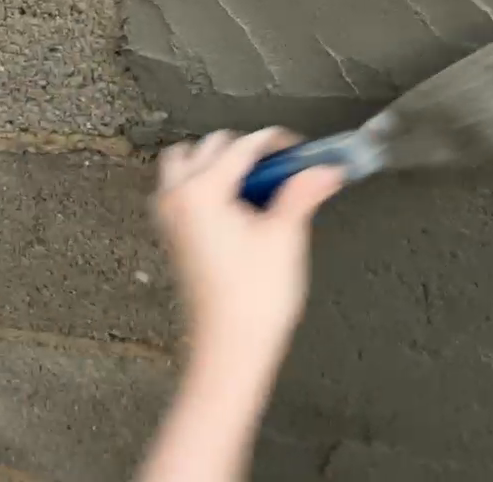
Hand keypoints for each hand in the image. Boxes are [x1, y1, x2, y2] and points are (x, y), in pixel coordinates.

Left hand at [152, 128, 342, 379]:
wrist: (228, 349)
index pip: (242, 146)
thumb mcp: (285, 237)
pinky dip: (201, 181)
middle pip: (210, 146)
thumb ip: (302, 193)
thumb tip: (324, 170)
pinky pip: (178, 186)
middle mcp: (177, 195)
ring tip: (253, 184)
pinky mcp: (170, 232)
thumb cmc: (253, 300)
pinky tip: (233, 205)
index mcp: (202, 191)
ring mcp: (168, 213)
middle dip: (245, 150)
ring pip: (185, 161)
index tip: (300, 150)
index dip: (274, 142)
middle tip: (280, 169)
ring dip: (215, 161)